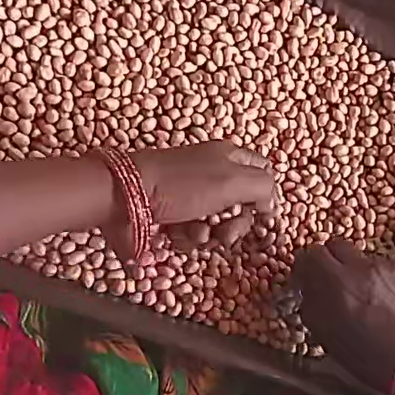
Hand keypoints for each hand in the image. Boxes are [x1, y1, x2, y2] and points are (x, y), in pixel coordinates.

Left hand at [113, 142, 277, 259]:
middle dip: (237, 223)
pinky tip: (178, 236)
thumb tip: (270, 203)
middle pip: (243, 204)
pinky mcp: (173, 213)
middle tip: (225, 233)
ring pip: (218, 222)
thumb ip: (262, 188)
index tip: (260, 215)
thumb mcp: (232, 180)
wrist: (124, 196)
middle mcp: (212, 172)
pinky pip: (194, 232)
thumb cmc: (182, 185)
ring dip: (211, 235)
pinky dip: (189, 238)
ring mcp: (192, 194)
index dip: (266, 195)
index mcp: (230, 156)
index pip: (263, 171)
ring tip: (195, 233)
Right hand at [290, 240, 394, 394]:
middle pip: (333, 245)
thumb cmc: (369, 356)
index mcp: (336, 282)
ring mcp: (384, 266)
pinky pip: (379, 266)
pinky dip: (373, 277)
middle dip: (327, 260)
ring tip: (357, 295)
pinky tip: (379, 300)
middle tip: (327, 281)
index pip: (309, 254)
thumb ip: (312, 306)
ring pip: (358, 256)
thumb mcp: (327, 336)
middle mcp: (359, 267)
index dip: (304, 266)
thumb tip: (307, 292)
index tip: (304, 281)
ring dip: (351, 269)